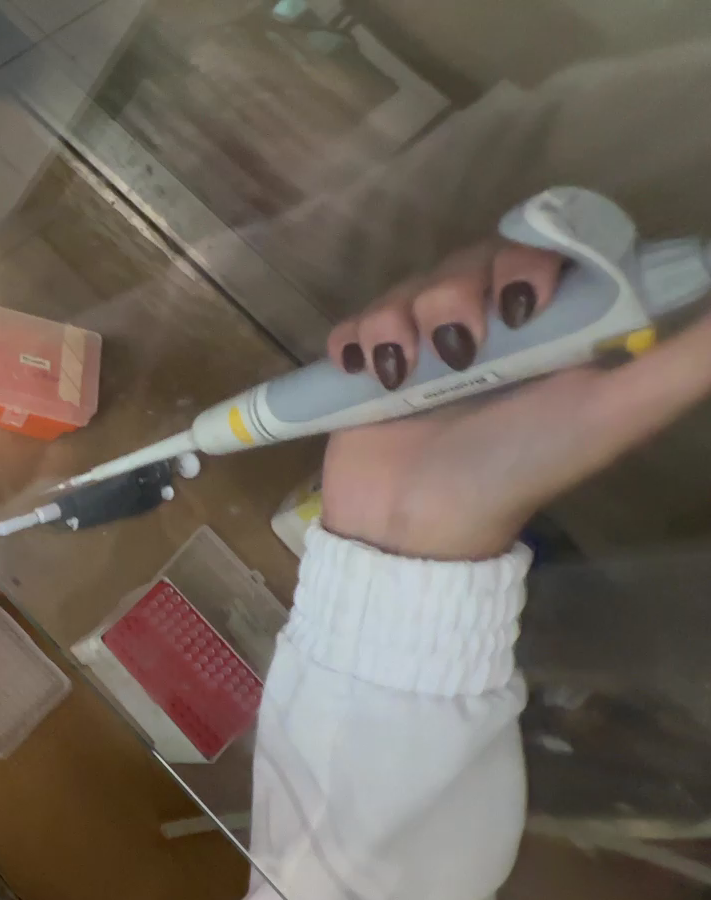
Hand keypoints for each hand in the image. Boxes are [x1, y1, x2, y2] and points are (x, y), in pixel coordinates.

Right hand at [319, 241, 710, 559]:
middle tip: (457, 354)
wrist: (412, 520)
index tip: (519, 307)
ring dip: (395, 325)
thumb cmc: (513, 469)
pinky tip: (362, 372)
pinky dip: (350, 341)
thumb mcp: (617, 413)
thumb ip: (690, 359)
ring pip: (403, 292)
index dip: (525, 262)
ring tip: (399, 376)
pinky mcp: (364, 371)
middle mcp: (486, 331)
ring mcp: (419, 350)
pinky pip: (351, 325)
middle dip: (452, 298)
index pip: (542, 252)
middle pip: (464, 263)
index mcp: (550, 330)